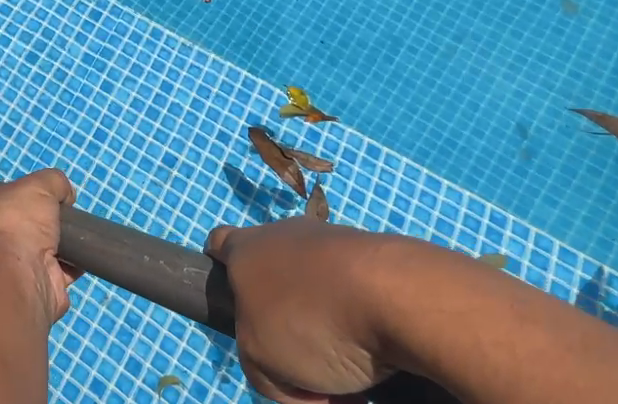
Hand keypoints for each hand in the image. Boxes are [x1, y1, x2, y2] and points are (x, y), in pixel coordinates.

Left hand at [0, 169, 80, 322]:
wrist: (22, 271)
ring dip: (45, 249)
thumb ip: (52, 182)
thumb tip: (64, 193)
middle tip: (43, 217)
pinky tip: (77, 259)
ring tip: (65, 236)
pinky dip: (65, 269)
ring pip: (23, 255)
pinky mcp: (28, 288)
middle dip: (18, 227)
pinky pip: (49, 274)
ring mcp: (1, 268)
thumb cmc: (15, 219)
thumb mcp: (37, 186)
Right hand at [205, 218, 402, 402]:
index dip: (223, 272)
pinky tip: (391, 359)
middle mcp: (285, 235)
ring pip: (325, 286)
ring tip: (362, 376)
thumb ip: (262, 370)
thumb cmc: (311, 321)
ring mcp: (336, 241)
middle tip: (312, 364)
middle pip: (276, 271)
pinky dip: (375, 328)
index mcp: (245, 248)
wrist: (400, 299)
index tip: (243, 310)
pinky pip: (368, 295)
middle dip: (290, 317)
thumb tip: (297, 382)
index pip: (217, 244)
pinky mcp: (385, 259)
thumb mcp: (264, 363)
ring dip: (336, 328)